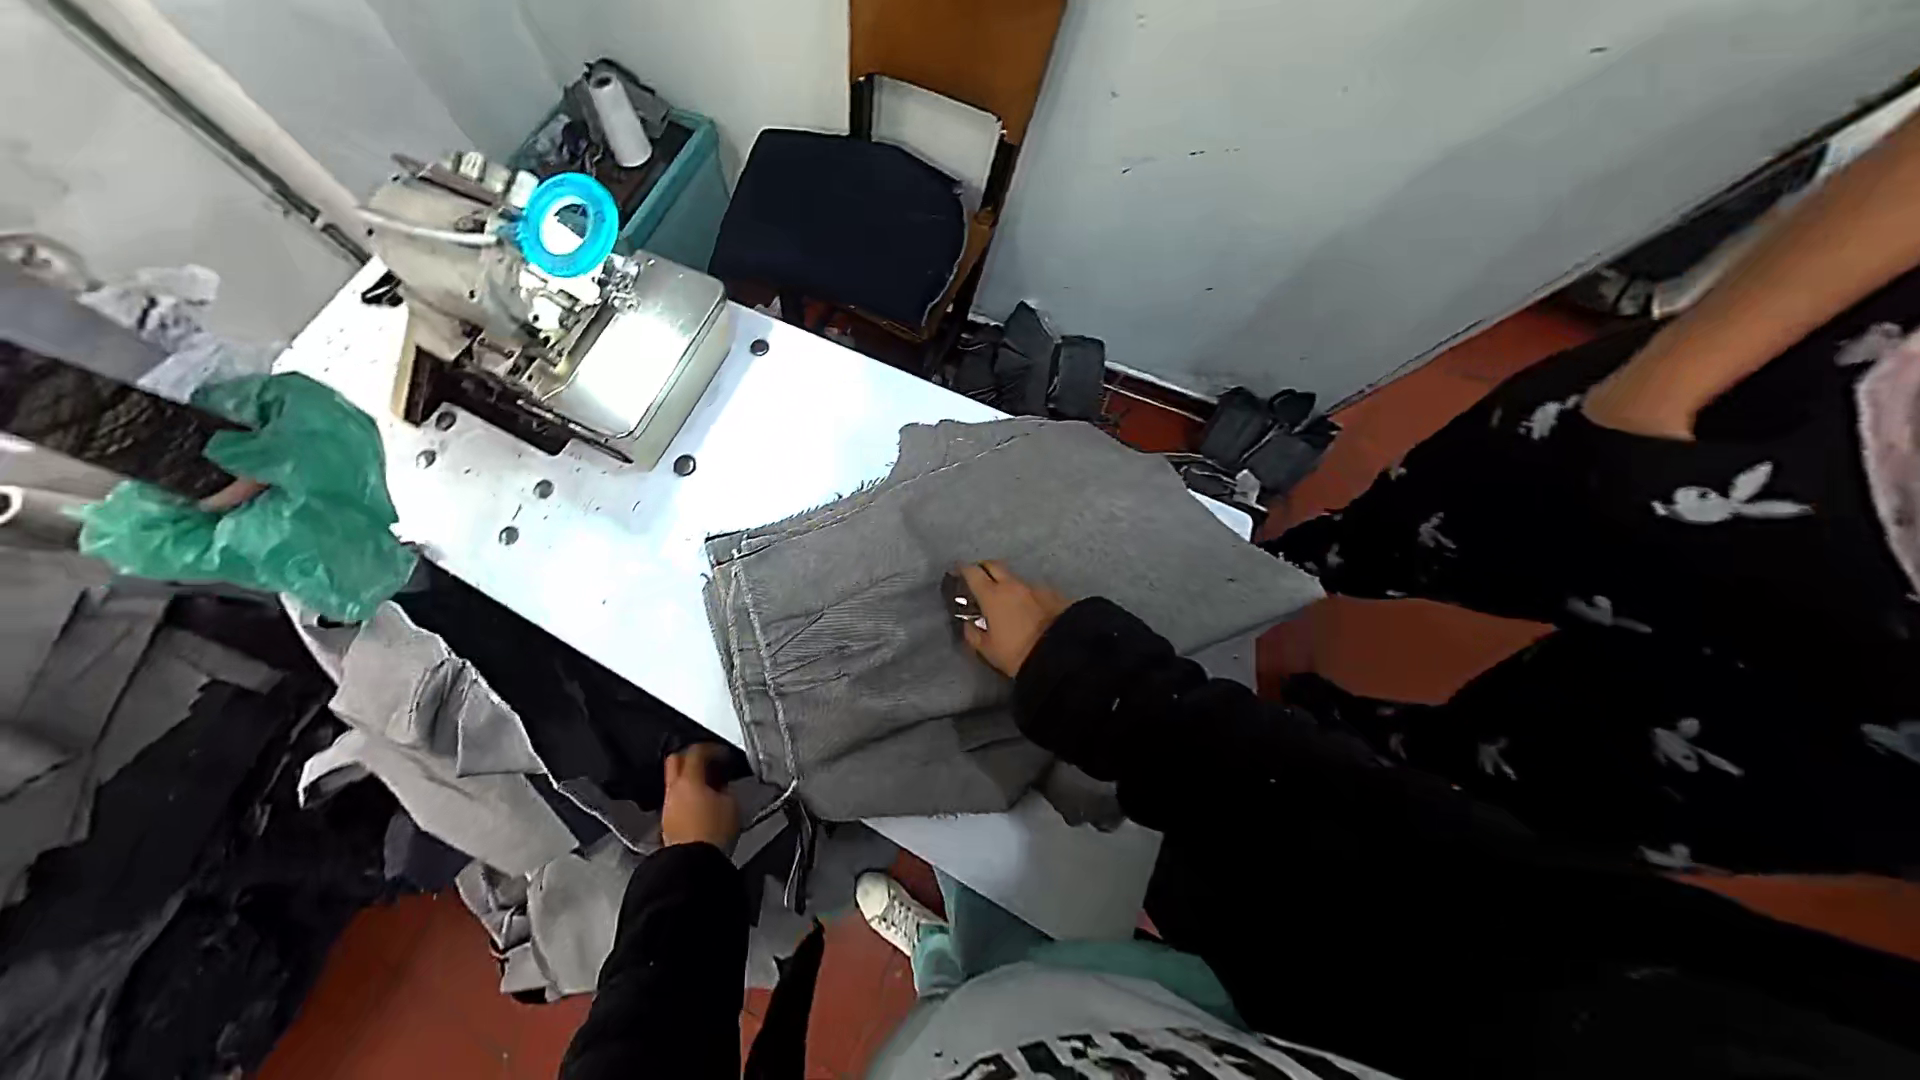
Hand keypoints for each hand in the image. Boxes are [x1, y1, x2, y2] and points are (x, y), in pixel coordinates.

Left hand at [660, 743, 739, 851]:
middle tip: (708, 760)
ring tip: (709, 785)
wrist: (693, 866)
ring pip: (674, 782)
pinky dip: (687, 796)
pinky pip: (676, 801)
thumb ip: (726, 789)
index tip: (722, 753)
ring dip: (690, 778)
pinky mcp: (667, 824)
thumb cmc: (712, 833)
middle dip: (692, 756)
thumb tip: (723, 787)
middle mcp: (674, 791)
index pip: (696, 752)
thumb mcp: (732, 804)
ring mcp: (668, 808)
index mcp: (689, 780)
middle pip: (676, 761)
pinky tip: (702, 805)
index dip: (711, 748)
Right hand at [958, 561, 1069, 676]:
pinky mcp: (1054, 594)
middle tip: (979, 579)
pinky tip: (1029, 609)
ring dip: (1007, 584)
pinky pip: (1034, 590)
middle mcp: (1013, 585)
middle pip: (994, 565)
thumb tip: (968, 623)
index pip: (972, 573)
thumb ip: (973, 634)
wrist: (1063, 653)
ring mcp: (1035, 587)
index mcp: (992, 596)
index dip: (963, 569)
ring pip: (1015, 578)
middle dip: (984, 568)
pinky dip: (1026, 595)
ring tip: (1007, 601)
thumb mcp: (988, 650)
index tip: (957, 571)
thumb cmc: (1018, 654)